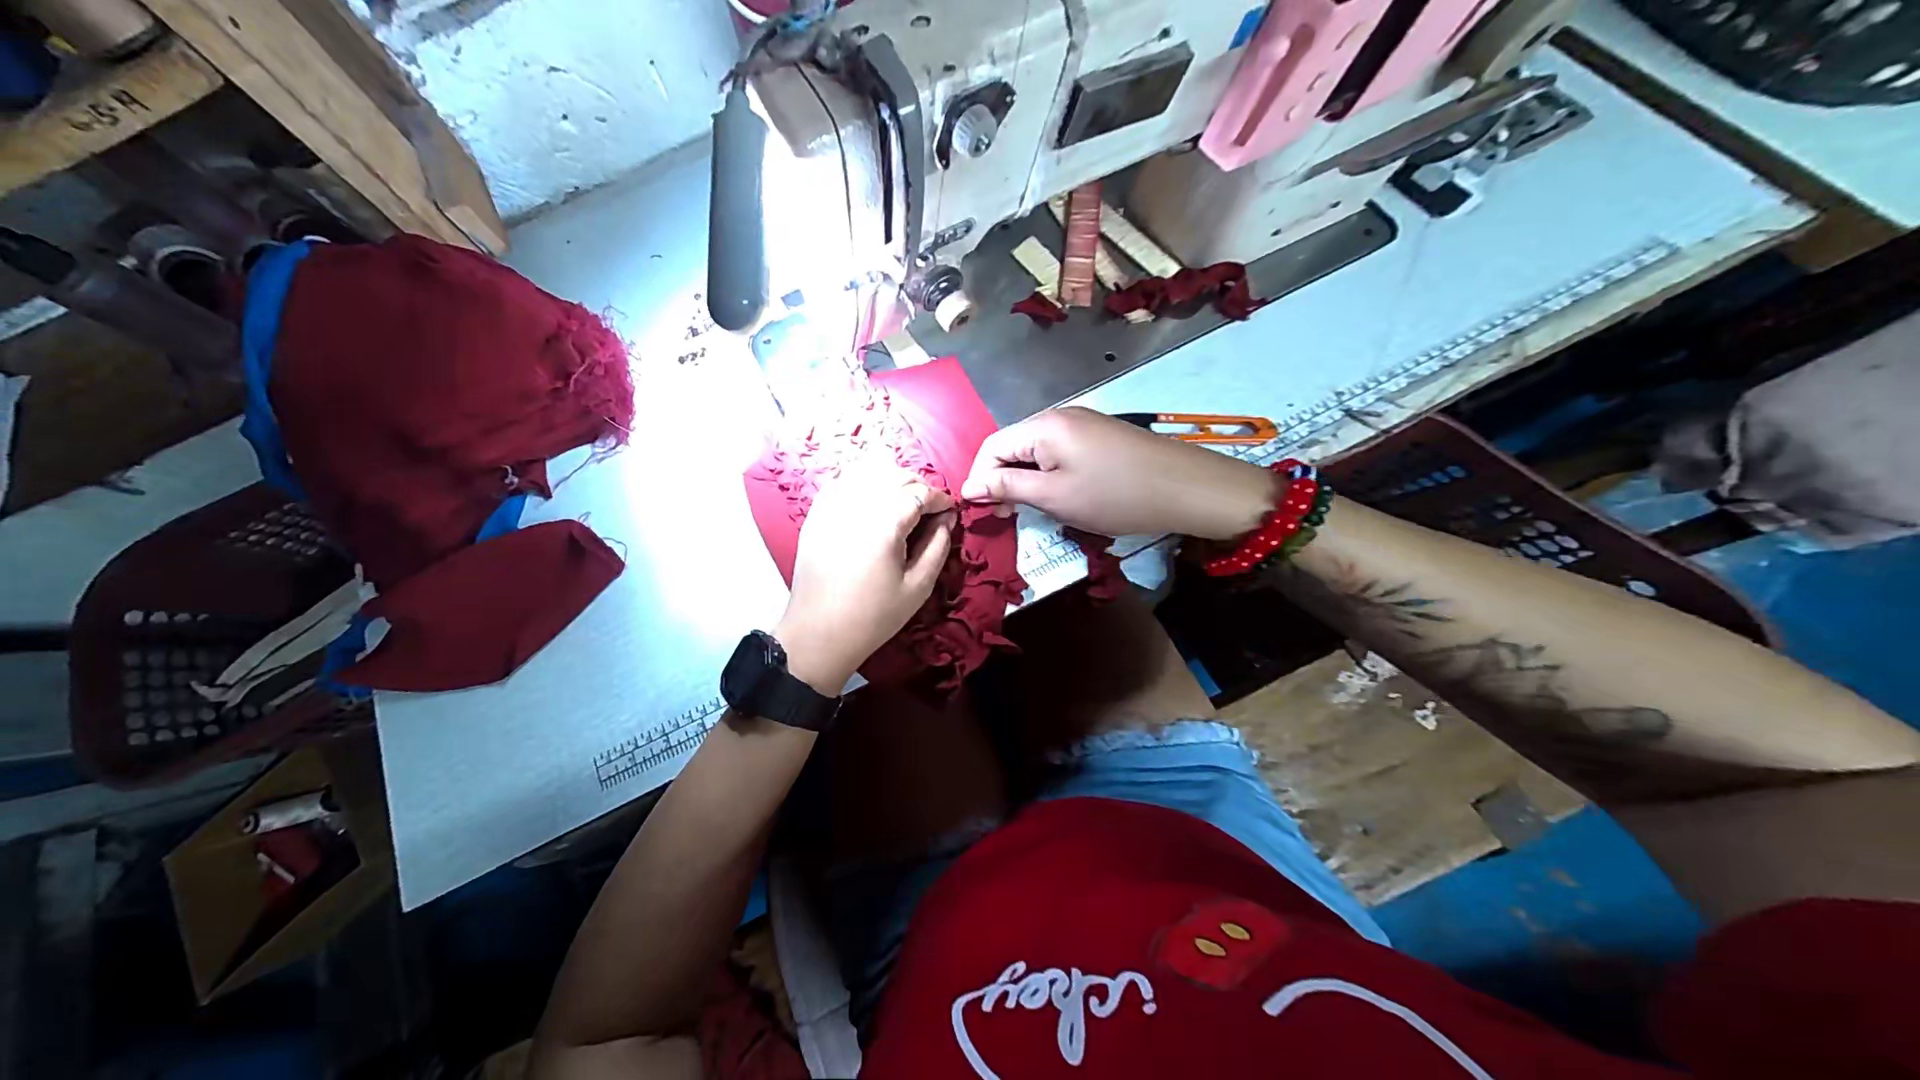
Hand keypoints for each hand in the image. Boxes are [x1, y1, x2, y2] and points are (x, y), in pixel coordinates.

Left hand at [773, 462, 955, 694]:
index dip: (940, 498)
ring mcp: (832, 507)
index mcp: (885, 524)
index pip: (920, 492)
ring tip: (903, 501)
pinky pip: (841, 480)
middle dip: (919, 486)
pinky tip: (872, 499)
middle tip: (930, 508)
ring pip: (867, 470)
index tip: (950, 511)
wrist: (818, 633)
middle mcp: (856, 506)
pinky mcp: (816, 514)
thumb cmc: (872, 617)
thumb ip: (938, 546)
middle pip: (895, 474)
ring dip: (891, 479)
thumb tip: (946, 519)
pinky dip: (861, 481)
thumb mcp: (918, 586)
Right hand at [959, 407, 1277, 539]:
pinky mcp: (1099, 435)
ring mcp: (1082, 423)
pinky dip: (1047, 473)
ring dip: (1024, 478)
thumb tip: (970, 486)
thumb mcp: (1054, 496)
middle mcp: (1059, 415)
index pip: (991, 445)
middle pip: (1012, 444)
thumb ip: (1007, 487)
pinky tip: (1056, 495)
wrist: (1185, 488)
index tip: (978, 511)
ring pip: (1035, 449)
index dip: (977, 478)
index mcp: (1043, 425)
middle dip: (1000, 478)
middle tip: (1003, 515)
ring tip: (1028, 509)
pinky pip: (1058, 451)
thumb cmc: (1114, 496)